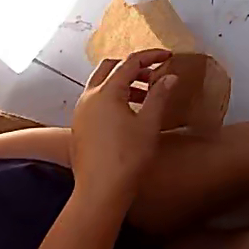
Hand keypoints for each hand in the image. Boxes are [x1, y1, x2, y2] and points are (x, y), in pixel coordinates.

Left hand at [71, 50, 177, 208]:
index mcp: (106, 92)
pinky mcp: (79, 127)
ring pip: (101, 85)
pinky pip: (96, 101)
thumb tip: (169, 77)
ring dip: (123, 84)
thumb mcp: (149, 124)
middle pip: (111, 68)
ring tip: (145, 96)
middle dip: (134, 68)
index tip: (166, 57)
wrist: (100, 191)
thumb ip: (159, 96)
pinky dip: (112, 98)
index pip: (130, 63)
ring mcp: (81, 112)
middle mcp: (89, 97)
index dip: (150, 57)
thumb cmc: (126, 159)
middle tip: (154, 75)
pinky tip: (129, 115)